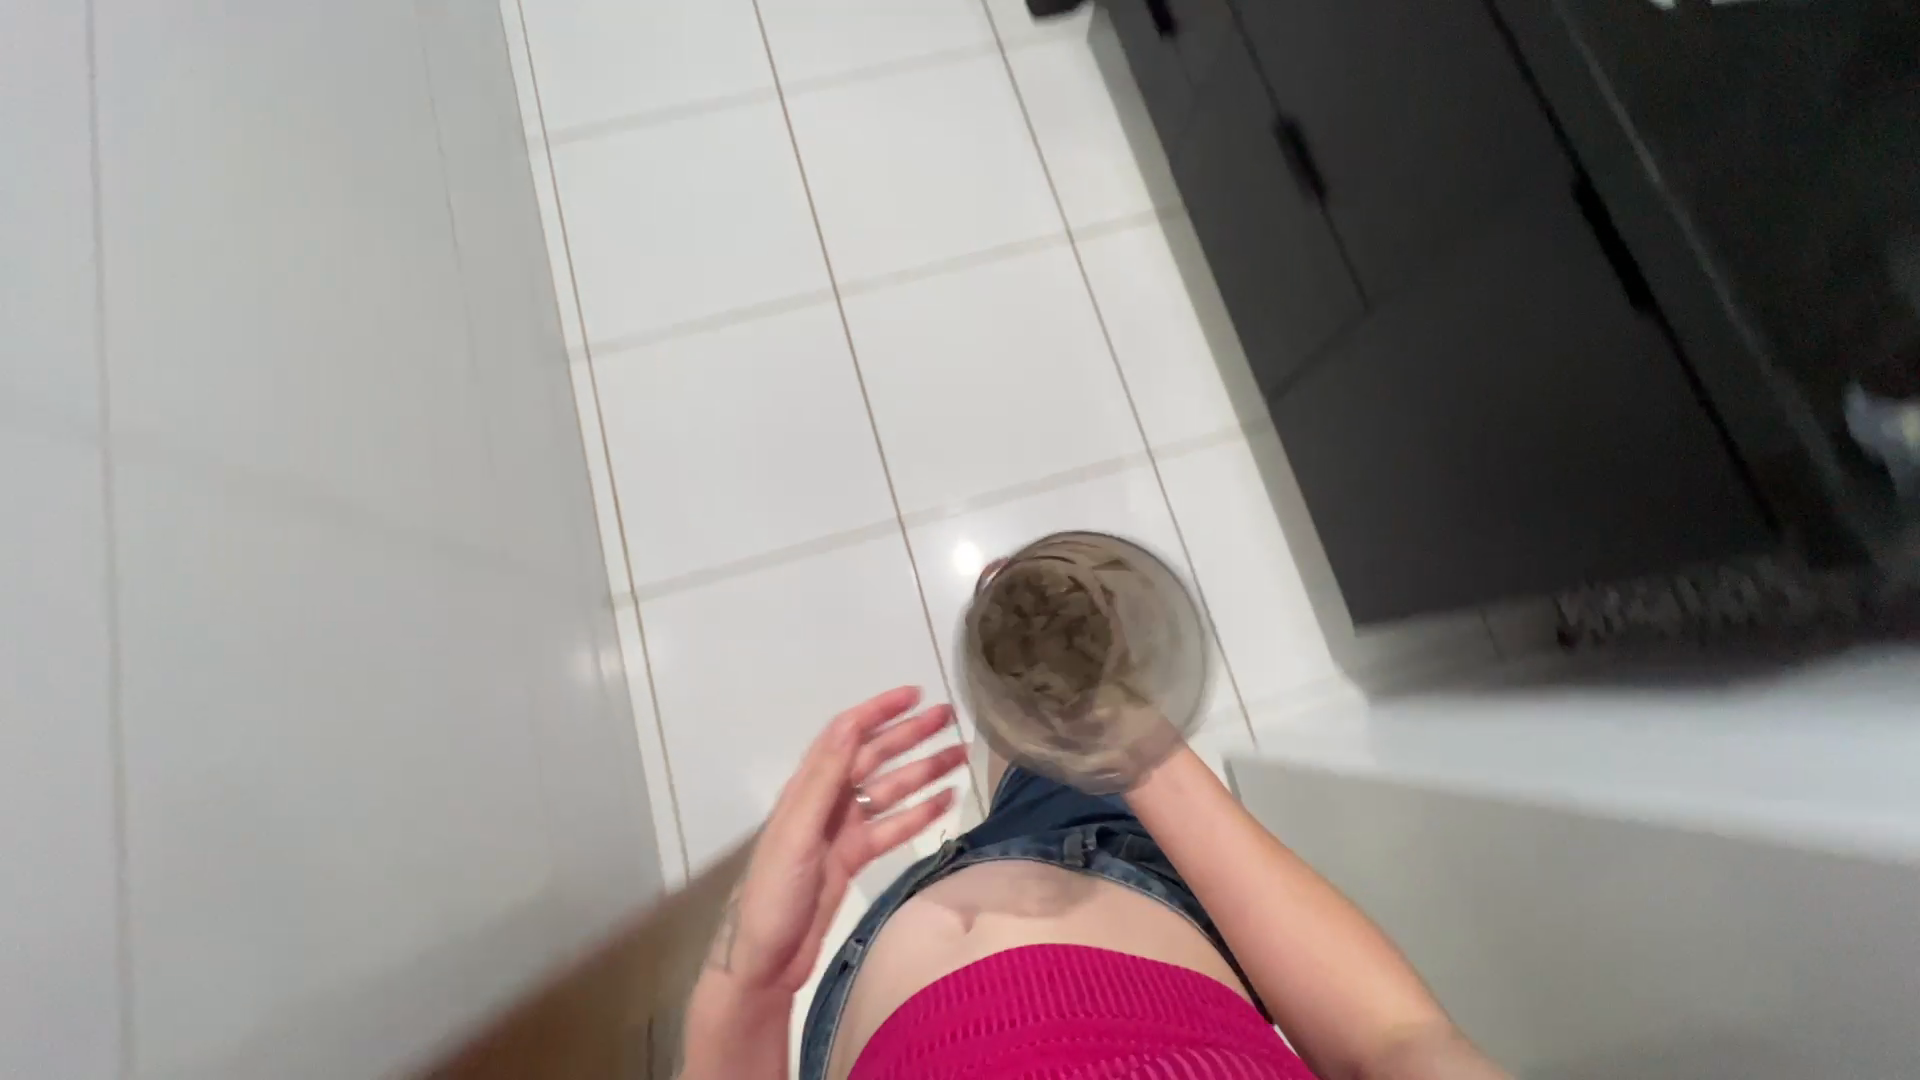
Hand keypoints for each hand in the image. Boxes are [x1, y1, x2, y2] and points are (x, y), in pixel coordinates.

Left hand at [708, 687, 966, 999]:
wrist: (762, 961)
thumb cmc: (775, 892)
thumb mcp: (798, 830)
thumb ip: (825, 776)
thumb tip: (852, 722)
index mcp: (810, 786)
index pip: (848, 733)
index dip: (880, 710)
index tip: (915, 693)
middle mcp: (827, 799)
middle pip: (875, 756)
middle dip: (911, 735)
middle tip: (949, 717)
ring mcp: (842, 829)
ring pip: (890, 790)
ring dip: (923, 771)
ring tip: (960, 756)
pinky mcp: (853, 858)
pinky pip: (892, 827)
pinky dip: (919, 813)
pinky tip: (946, 802)